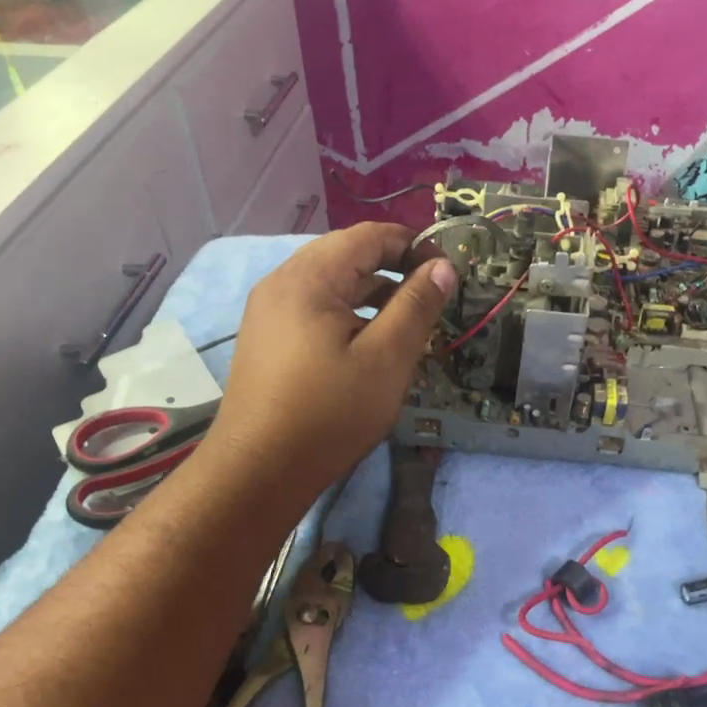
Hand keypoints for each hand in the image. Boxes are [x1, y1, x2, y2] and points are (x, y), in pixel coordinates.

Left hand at [209, 223, 455, 496]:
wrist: (258, 471)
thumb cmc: (329, 412)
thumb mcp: (386, 359)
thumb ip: (417, 306)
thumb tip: (443, 266)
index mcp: (309, 277)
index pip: (369, 236)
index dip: (413, 245)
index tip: (447, 272)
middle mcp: (282, 281)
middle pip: (346, 253)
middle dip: (393, 266)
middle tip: (431, 296)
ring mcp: (269, 310)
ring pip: (330, 282)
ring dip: (372, 291)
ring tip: (407, 321)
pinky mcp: (267, 337)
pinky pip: (313, 305)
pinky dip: (347, 311)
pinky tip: (368, 343)